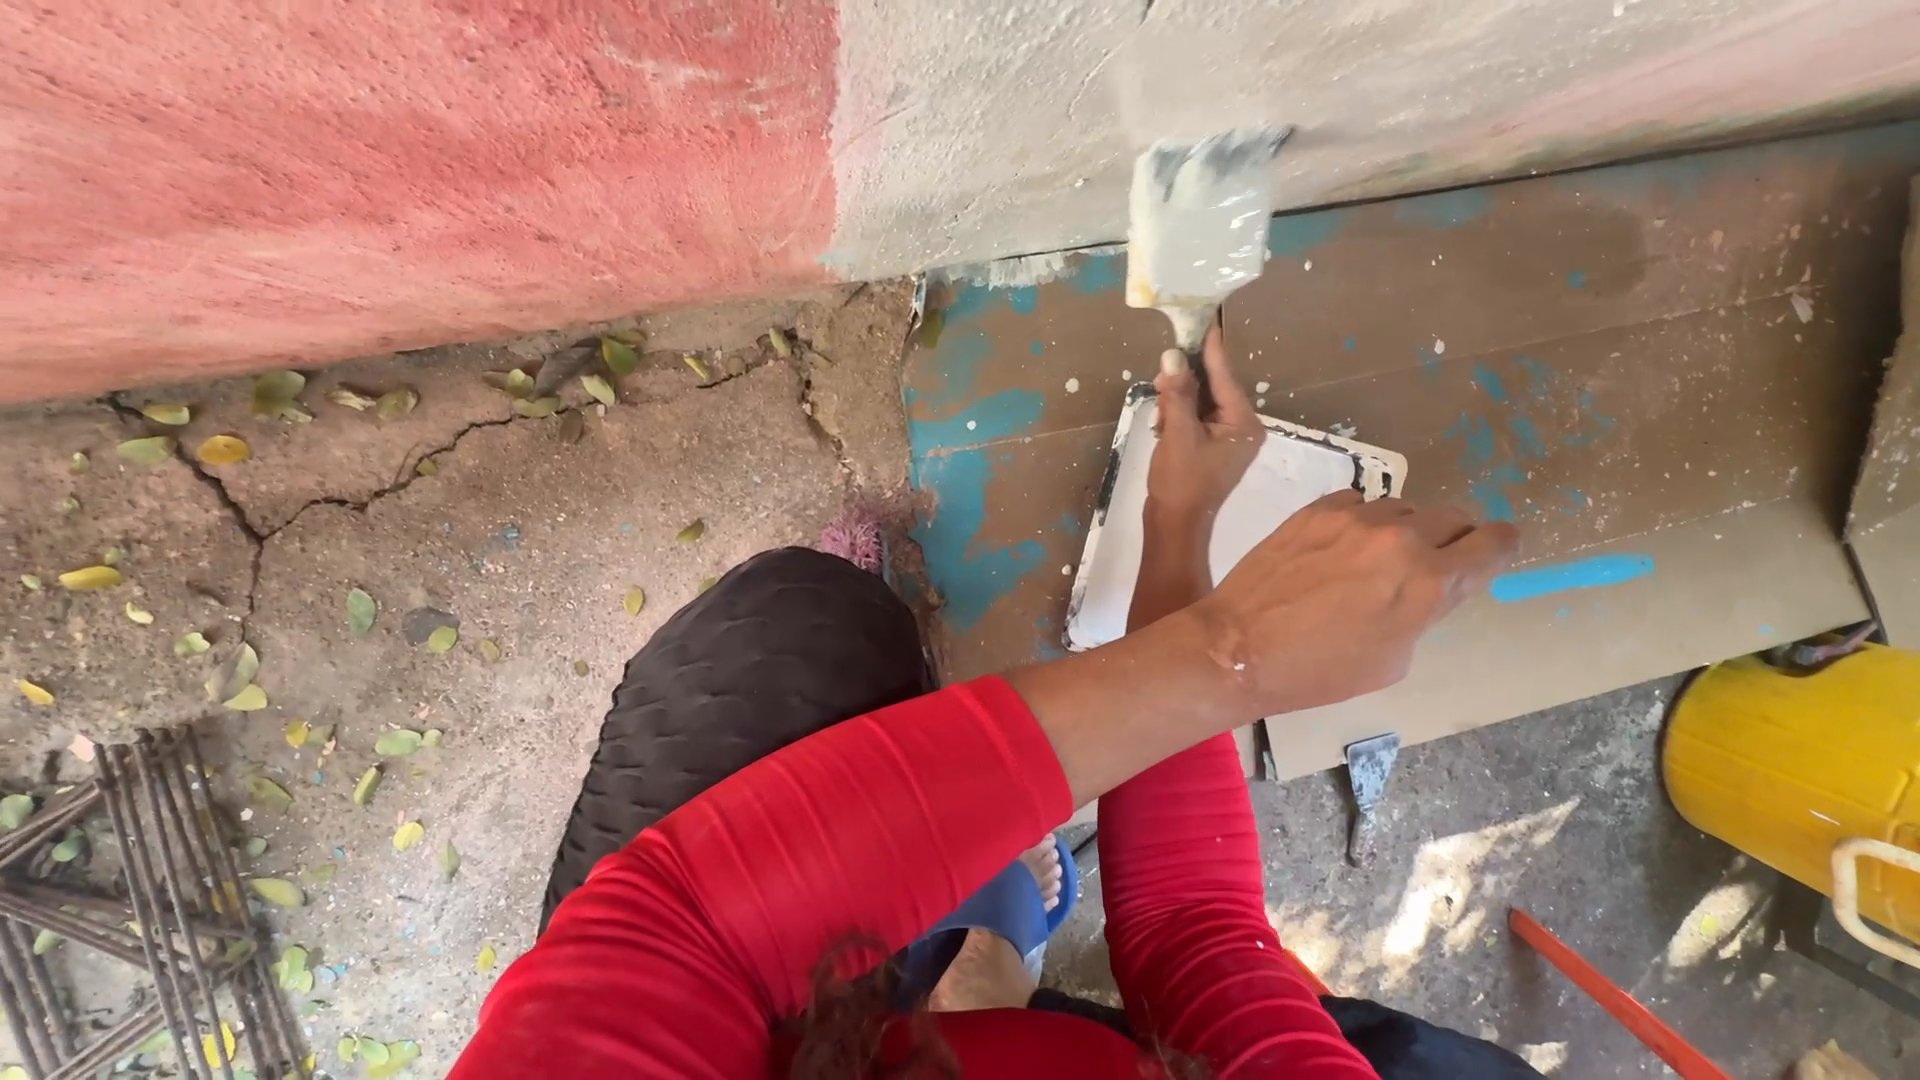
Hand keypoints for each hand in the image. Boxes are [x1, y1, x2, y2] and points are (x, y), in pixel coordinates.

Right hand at [1145, 324, 1262, 528]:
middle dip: (1187, 380)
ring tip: (1159, 400)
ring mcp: (1227, 440)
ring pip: (1202, 403)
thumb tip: (1172, 357)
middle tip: (1164, 367)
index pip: (1225, 378)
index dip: (1211, 351)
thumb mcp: (1177, 434)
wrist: (1174, 524)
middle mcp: (1242, 429)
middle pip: (1214, 389)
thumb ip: (1177, 394)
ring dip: (1178, 399)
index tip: (1206, 322)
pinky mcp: (1209, 449)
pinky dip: (1178, 415)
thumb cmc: (1181, 481)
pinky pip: (1195, 419)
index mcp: (1244, 424)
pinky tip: (1162, 420)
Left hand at [1193, 491, 1519, 714]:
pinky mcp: (1314, 511)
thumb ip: (1425, 611)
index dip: (1496, 548)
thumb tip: (1429, 587)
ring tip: (1375, 557)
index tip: (1490, 550)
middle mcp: (1401, 539)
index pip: (1493, 543)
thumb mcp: (1393, 658)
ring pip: (1403, 508)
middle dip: (1450, 538)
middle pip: (1452, 518)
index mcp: (1430, 582)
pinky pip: (1357, 502)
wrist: (1239, 646)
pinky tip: (1341, 545)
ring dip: (1402, 528)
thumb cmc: (1319, 670)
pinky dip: (1359, 520)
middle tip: (1428, 561)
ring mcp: (1354, 519)